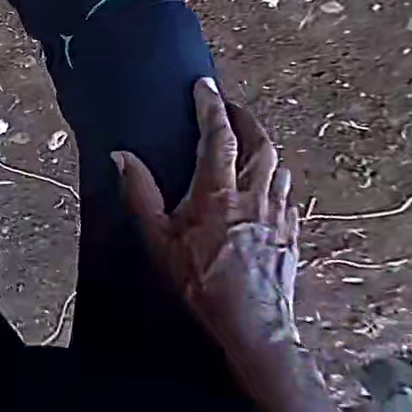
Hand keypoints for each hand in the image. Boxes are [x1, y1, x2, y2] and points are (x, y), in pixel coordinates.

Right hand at [113, 78, 298, 372]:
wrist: (253, 327)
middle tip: (229, 107)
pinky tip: (267, 182)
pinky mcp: (290, 231)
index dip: (211, 104)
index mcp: (217, 190)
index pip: (218, 134)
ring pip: (276, 163)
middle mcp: (252, 193)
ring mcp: (277, 212)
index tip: (205, 84)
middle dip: (244, 117)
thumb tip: (121, 155)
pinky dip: (275, 175)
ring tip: (248, 139)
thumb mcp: (159, 239)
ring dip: (262, 144)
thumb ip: (140, 193)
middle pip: (258, 141)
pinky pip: (287, 191)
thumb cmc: (201, 281)